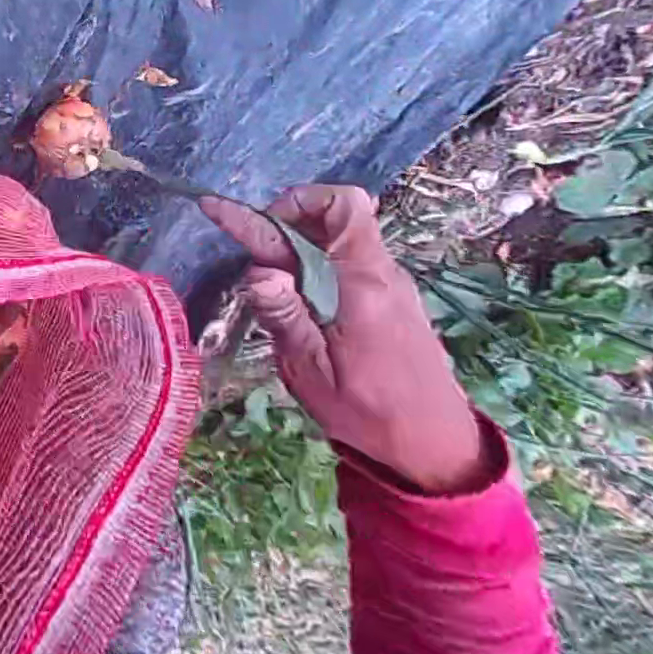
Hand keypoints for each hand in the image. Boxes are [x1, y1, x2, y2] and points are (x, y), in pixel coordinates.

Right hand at [201, 185, 486, 493]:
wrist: (436, 445)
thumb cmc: (369, 414)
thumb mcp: (311, 372)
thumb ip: (284, 316)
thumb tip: (257, 271)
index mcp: (360, 286)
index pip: (316, 221)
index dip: (259, 213)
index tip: (215, 207)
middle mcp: (381, 271)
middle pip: (339, 208)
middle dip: (291, 211)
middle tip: (259, 245)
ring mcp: (390, 280)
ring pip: (345, 227)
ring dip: (304, 231)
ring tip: (274, 270)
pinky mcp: (391, 293)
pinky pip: (351, 251)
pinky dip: (318, 252)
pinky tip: (301, 291)